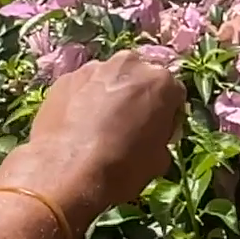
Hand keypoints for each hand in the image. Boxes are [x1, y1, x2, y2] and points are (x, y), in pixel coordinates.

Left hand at [0, 52, 184, 220]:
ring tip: (99, 126)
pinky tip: (77, 126)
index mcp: (162, 81)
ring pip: (110, 79)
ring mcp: (93, 68)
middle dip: (138, 96)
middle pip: (140, 77)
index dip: (168, 115)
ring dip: (110, 95)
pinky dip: (83, 100)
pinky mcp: (65, 78)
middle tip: (129, 125)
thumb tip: (152, 133)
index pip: (174, 93)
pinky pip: (82, 87)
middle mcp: (129, 64)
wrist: (66, 174)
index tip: (158, 132)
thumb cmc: (122, 168)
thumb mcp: (160, 160)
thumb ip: (162, 134)